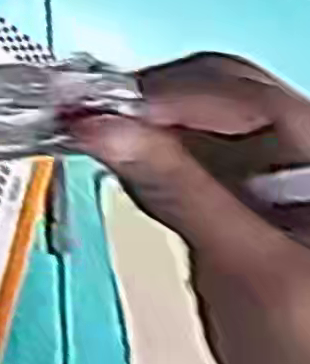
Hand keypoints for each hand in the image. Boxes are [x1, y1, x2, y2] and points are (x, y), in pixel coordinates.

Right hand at [72, 54, 309, 363]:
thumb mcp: (251, 269)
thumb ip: (174, 189)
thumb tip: (90, 121)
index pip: (250, 96)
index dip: (173, 96)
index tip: (104, 112)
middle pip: (218, 94)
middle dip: (146, 103)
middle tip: (92, 119)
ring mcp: (273, 179)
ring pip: (187, 116)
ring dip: (134, 124)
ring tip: (102, 144)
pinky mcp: (229, 192)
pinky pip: (170, 145)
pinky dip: (133, 146)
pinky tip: (124, 166)